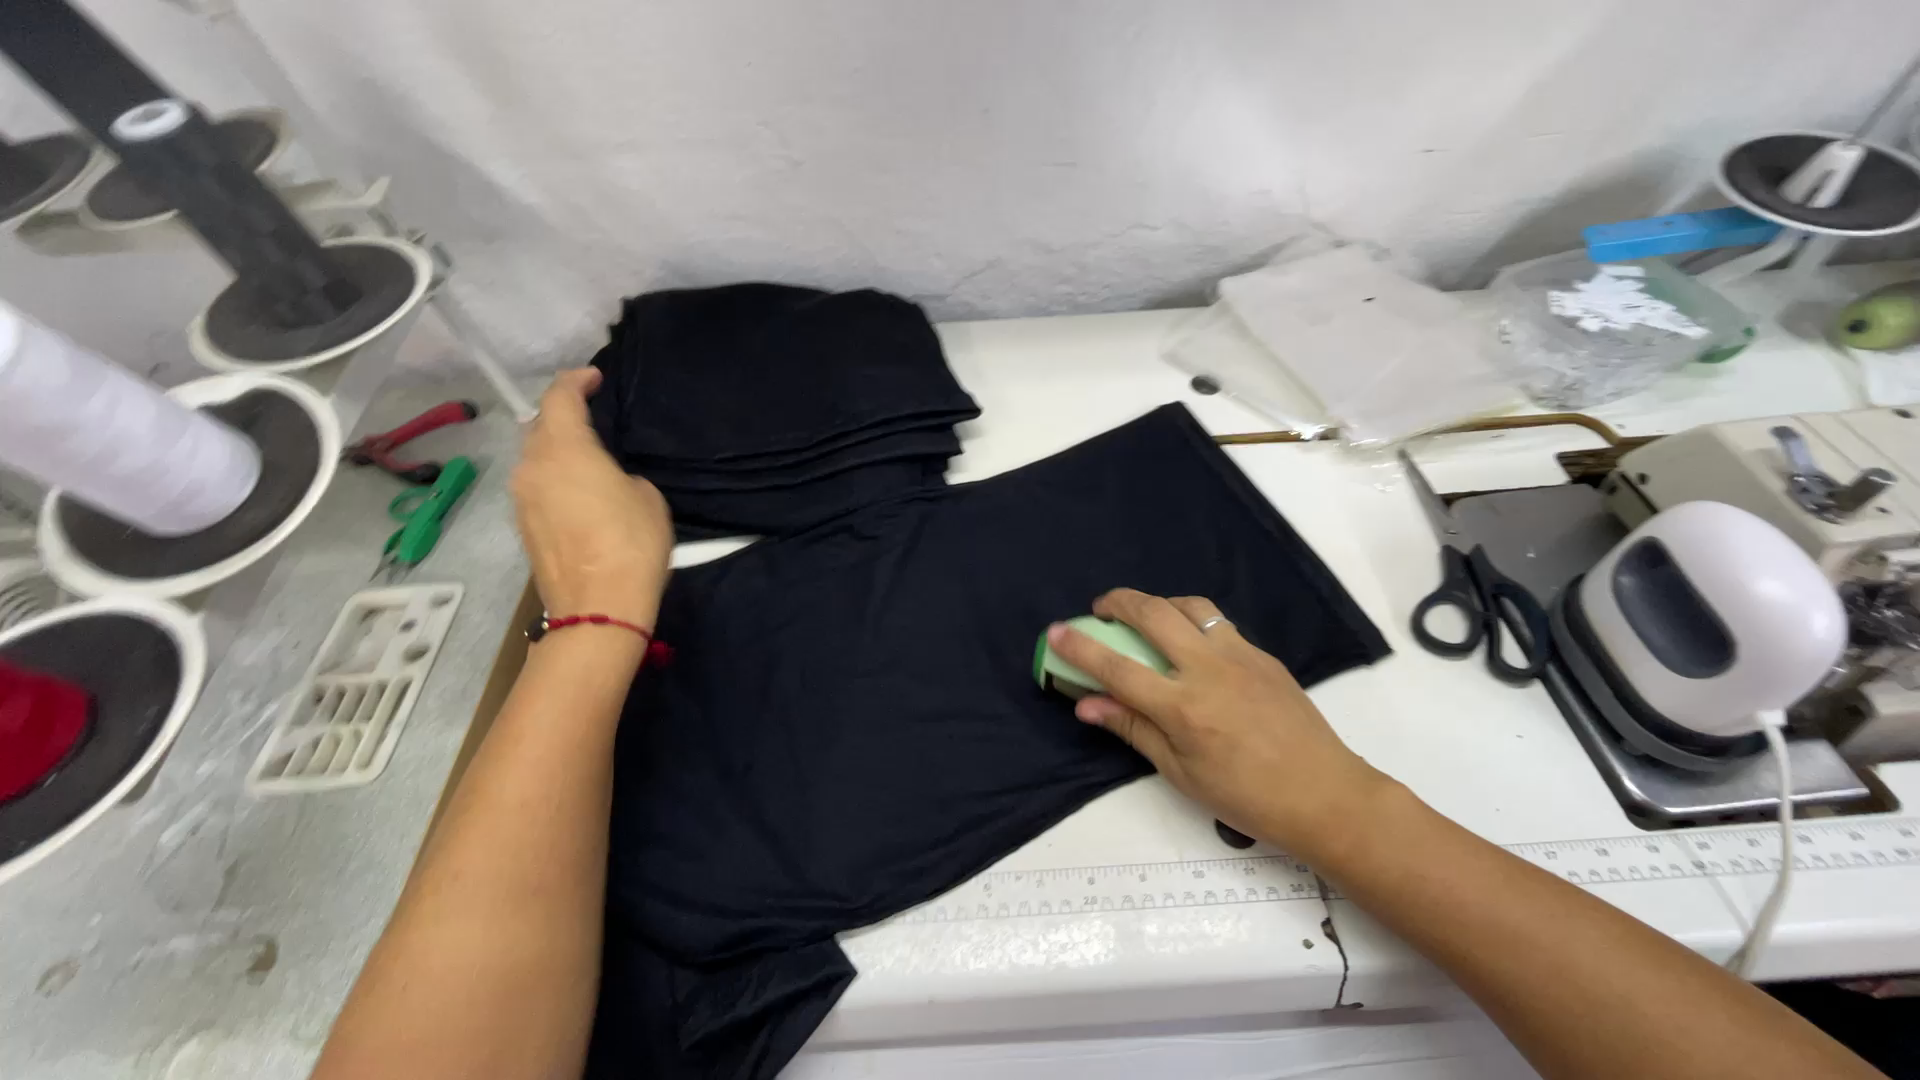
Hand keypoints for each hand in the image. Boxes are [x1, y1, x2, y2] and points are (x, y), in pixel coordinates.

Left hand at [510, 369, 672, 626]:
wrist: (597, 607)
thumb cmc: (631, 543)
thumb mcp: (646, 497)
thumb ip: (621, 475)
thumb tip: (607, 481)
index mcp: (564, 449)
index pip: (559, 397)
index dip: (576, 381)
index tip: (594, 378)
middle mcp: (532, 466)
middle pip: (539, 426)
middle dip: (562, 417)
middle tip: (592, 419)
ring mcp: (522, 498)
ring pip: (535, 459)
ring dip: (557, 452)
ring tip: (587, 460)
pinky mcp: (523, 526)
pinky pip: (537, 488)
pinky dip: (555, 481)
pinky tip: (579, 494)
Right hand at [1046, 588, 1392, 853]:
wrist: (1325, 794)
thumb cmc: (1246, 796)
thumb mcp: (1180, 773)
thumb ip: (1132, 729)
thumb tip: (1087, 705)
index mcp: (1182, 707)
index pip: (1117, 668)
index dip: (1080, 648)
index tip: (1055, 630)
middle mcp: (1208, 669)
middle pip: (1153, 614)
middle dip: (1119, 601)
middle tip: (1101, 608)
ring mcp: (1240, 656)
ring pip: (1190, 606)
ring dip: (1159, 603)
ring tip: (1146, 618)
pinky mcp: (1263, 655)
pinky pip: (1218, 624)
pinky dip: (1192, 621)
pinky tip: (1191, 645)